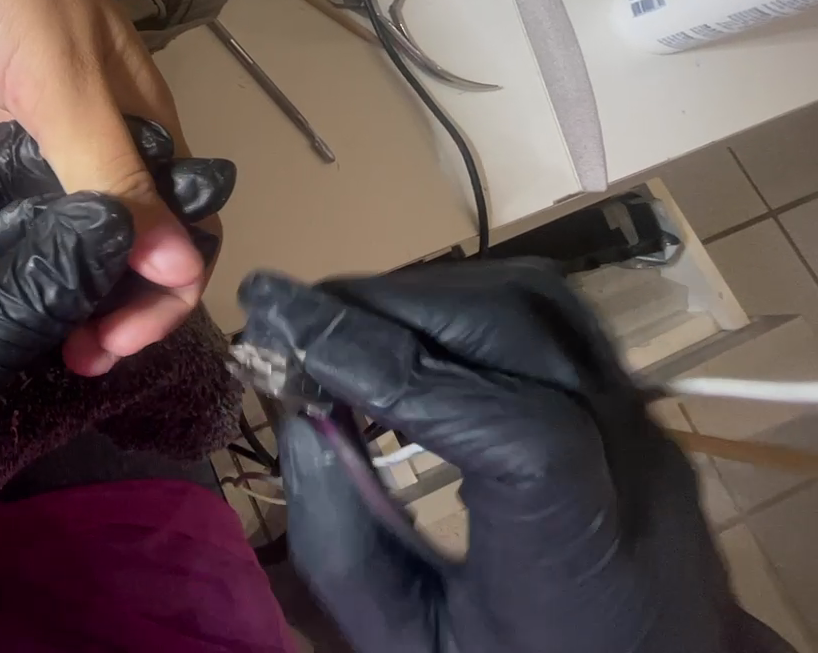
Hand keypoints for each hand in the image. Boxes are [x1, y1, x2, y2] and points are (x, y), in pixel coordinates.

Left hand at [0, 0, 207, 374]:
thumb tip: (182, 267)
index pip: (182, 225)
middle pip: (123, 236)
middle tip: (66, 357)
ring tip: (26, 338)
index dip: (162, 291)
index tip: (111, 342)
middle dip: (110, 300)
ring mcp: (35, 136)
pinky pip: (6, 201)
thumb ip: (113, 171)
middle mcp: (96, 135)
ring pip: (63, 226)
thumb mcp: (63, 77)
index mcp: (140, 118)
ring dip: (57, 281)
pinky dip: (8, 244)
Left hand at [0, 122, 231, 651]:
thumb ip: (32, 283)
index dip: (78, 165)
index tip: (158, 195)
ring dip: (104, 285)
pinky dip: (89, 320)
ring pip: (56, 261)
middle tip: (169, 278)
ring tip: (136, 330)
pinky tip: (113, 345)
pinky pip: (54, 308)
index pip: (0, 160)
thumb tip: (123, 217)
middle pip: (39, 208)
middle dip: (102, 234)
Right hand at [239, 262, 746, 652]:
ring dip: (406, 293)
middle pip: (513, 336)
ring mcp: (639, 422)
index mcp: (585, 565)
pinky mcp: (621, 393)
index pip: (515, 432)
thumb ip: (334, 526)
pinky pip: (538, 307)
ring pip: (525, 300)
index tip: (273, 332)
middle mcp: (638, 476)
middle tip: (281, 319)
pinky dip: (447, 295)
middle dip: (372, 310)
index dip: (381, 367)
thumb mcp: (397, 634)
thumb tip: (294, 402)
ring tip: (331, 321)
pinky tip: (393, 325)